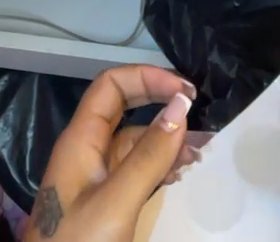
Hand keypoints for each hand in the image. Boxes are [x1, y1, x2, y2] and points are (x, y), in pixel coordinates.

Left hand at [24, 65, 196, 241]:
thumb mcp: (118, 201)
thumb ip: (149, 155)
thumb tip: (181, 105)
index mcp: (81, 138)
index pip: (111, 85)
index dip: (147, 78)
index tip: (186, 92)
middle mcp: (86, 148)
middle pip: (122, 105)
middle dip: (157, 99)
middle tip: (196, 106)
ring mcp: (94, 176)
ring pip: (132, 139)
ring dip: (164, 136)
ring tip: (198, 149)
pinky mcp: (104, 201)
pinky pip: (134, 167)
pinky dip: (158, 163)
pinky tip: (179, 172)